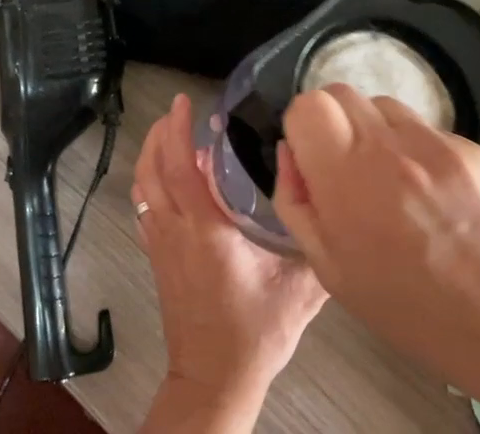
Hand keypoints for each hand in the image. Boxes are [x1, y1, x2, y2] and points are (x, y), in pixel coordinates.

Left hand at [133, 93, 326, 403]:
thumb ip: (316, 250)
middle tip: (178, 112)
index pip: (180, 167)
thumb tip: (336, 213)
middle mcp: (175, 230)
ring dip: (152, 156)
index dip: (177, 130)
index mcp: (205, 230)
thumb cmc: (254, 333)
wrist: (214, 377)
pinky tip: (170, 181)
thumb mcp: (298, 293)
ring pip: (143, 187)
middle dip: (159, 134)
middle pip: (152, 168)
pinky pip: (144, 208)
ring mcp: (160, 244)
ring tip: (173, 138)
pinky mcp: (155, 258)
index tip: (184, 102)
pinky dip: (151, 183)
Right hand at [272, 85, 479, 395]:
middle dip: (334, 123)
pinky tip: (437, 197)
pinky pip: (428, 130)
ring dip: (376, 133)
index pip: (307, 106)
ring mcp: (438, 144)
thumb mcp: (333, 272)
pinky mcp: (475, 148)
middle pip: (341, 93)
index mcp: (346, 181)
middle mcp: (390, 149)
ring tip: (396, 184)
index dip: (303, 129)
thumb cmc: (415, 313)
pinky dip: (419, 151)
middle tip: (348, 170)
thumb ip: (297, 203)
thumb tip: (291, 154)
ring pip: (384, 107)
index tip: (314, 160)